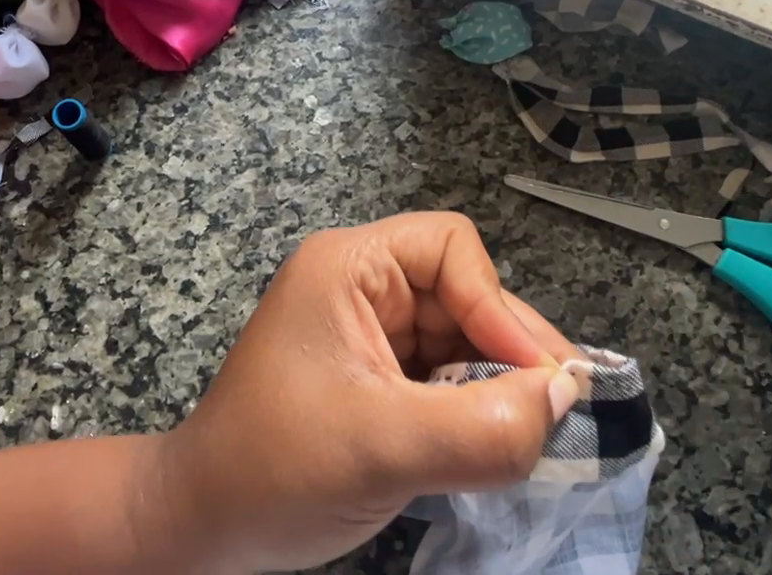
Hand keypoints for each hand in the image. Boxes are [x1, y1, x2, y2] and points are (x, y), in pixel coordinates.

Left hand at [160, 211, 585, 571]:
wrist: (207, 523)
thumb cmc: (276, 469)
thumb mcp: (382, 446)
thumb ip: (480, 426)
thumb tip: (565, 397)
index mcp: (349, 269)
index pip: (448, 247)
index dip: (496, 304)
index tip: (534, 376)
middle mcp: (361, 286)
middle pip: (463, 292)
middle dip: (506, 350)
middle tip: (555, 414)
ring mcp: (368, 331)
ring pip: (462, 336)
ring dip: (495, 384)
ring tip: (524, 434)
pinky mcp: (377, 375)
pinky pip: (445, 373)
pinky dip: (474, 406)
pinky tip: (490, 441)